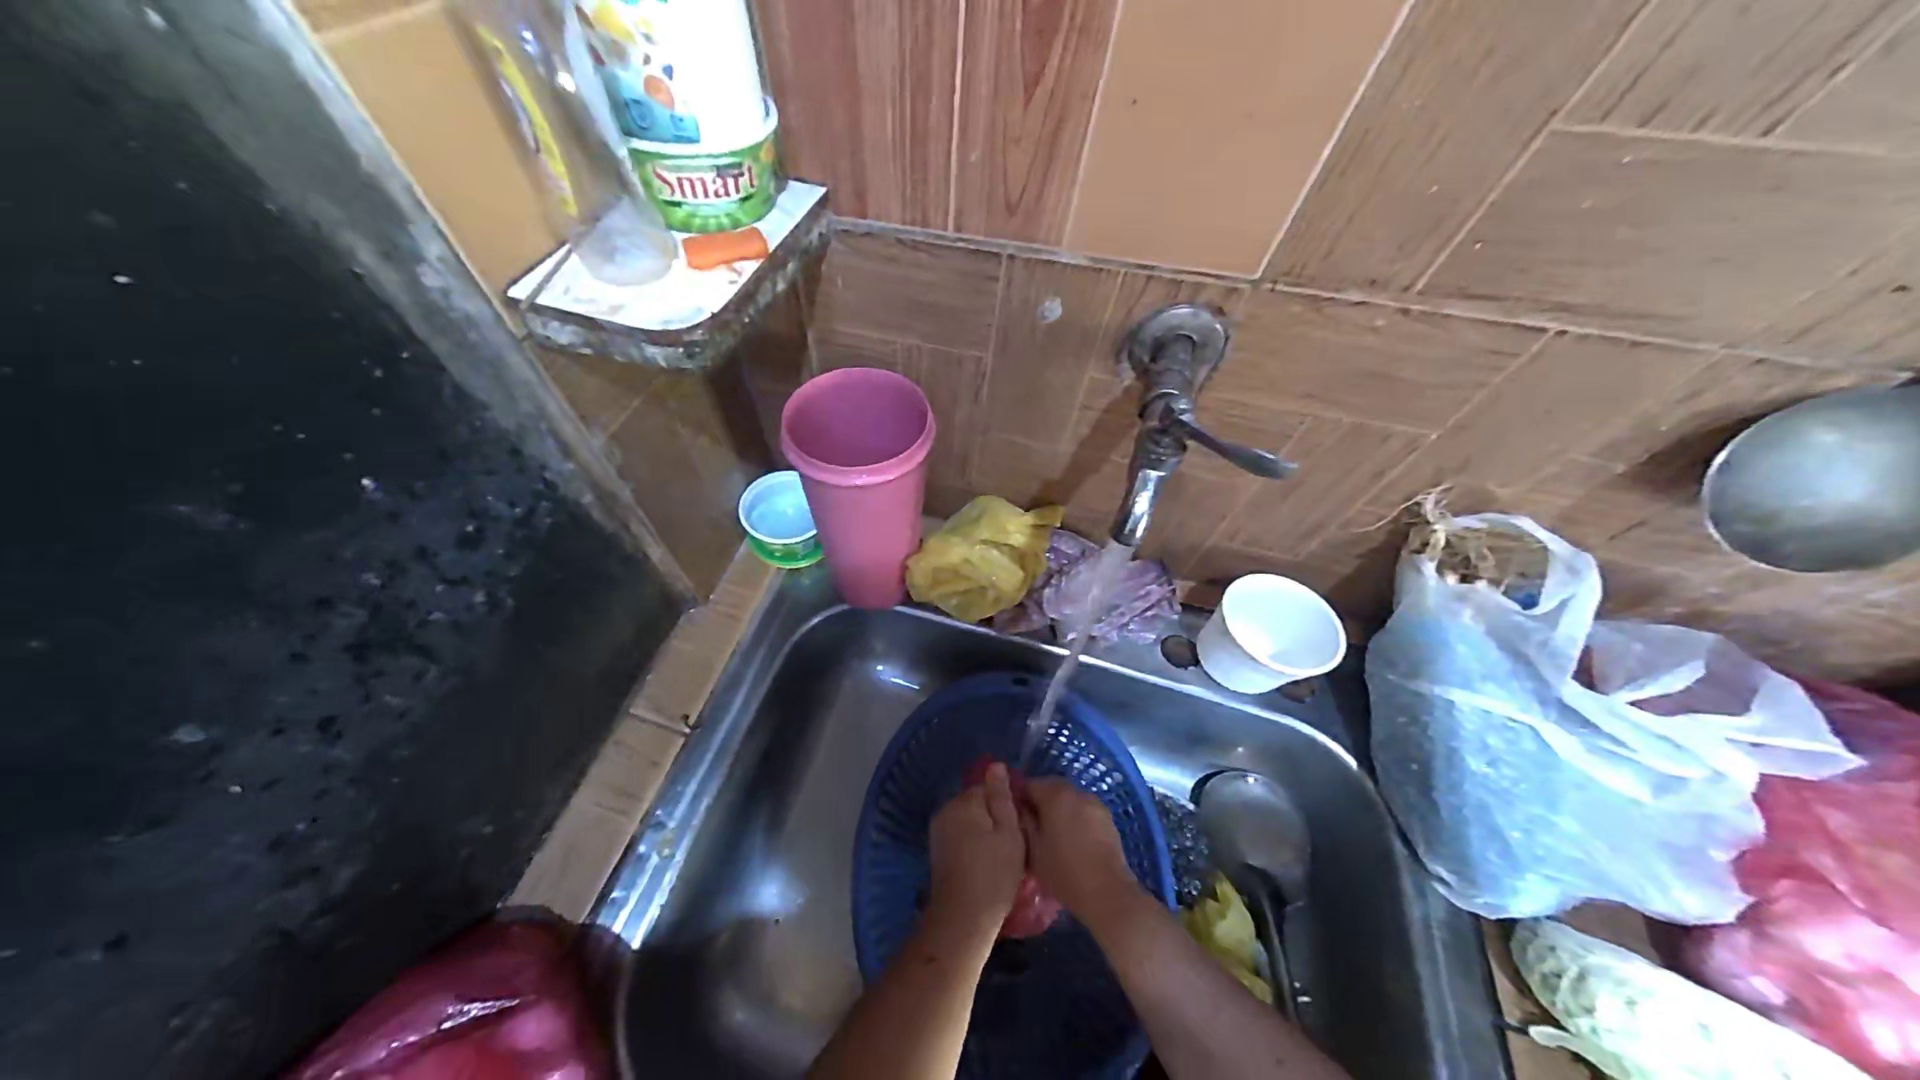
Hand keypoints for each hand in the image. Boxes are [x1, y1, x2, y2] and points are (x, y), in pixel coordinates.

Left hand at [927, 762, 1026, 936]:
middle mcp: (945, 810)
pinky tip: (986, 863)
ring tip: (1002, 856)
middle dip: (994, 818)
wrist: (963, 918)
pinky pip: (960, 835)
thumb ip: (1002, 797)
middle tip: (1013, 843)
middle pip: (977, 803)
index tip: (1019, 825)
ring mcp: (938, 831)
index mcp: (963, 802)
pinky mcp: (937, 850)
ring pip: (969, 820)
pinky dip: (973, 844)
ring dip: (984, 832)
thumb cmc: (994, 874)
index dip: (1006, 804)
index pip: (988, 787)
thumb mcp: (1009, 833)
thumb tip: (996, 765)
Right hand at [1021, 778, 1140, 922]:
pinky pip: (1084, 808)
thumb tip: (1021, 810)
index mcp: (1055, 796)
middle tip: (1033, 824)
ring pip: (1070, 797)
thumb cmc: (1063, 871)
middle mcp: (1076, 792)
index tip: (1015, 815)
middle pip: (1052, 787)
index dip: (1020, 797)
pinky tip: (1073, 838)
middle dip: (1040, 800)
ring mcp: (1095, 803)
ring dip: (1059, 807)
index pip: (1030, 784)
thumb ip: (1024, 823)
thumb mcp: (1033, 850)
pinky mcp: (1107, 817)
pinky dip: (1075, 816)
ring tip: (1054, 832)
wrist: (1106, 891)